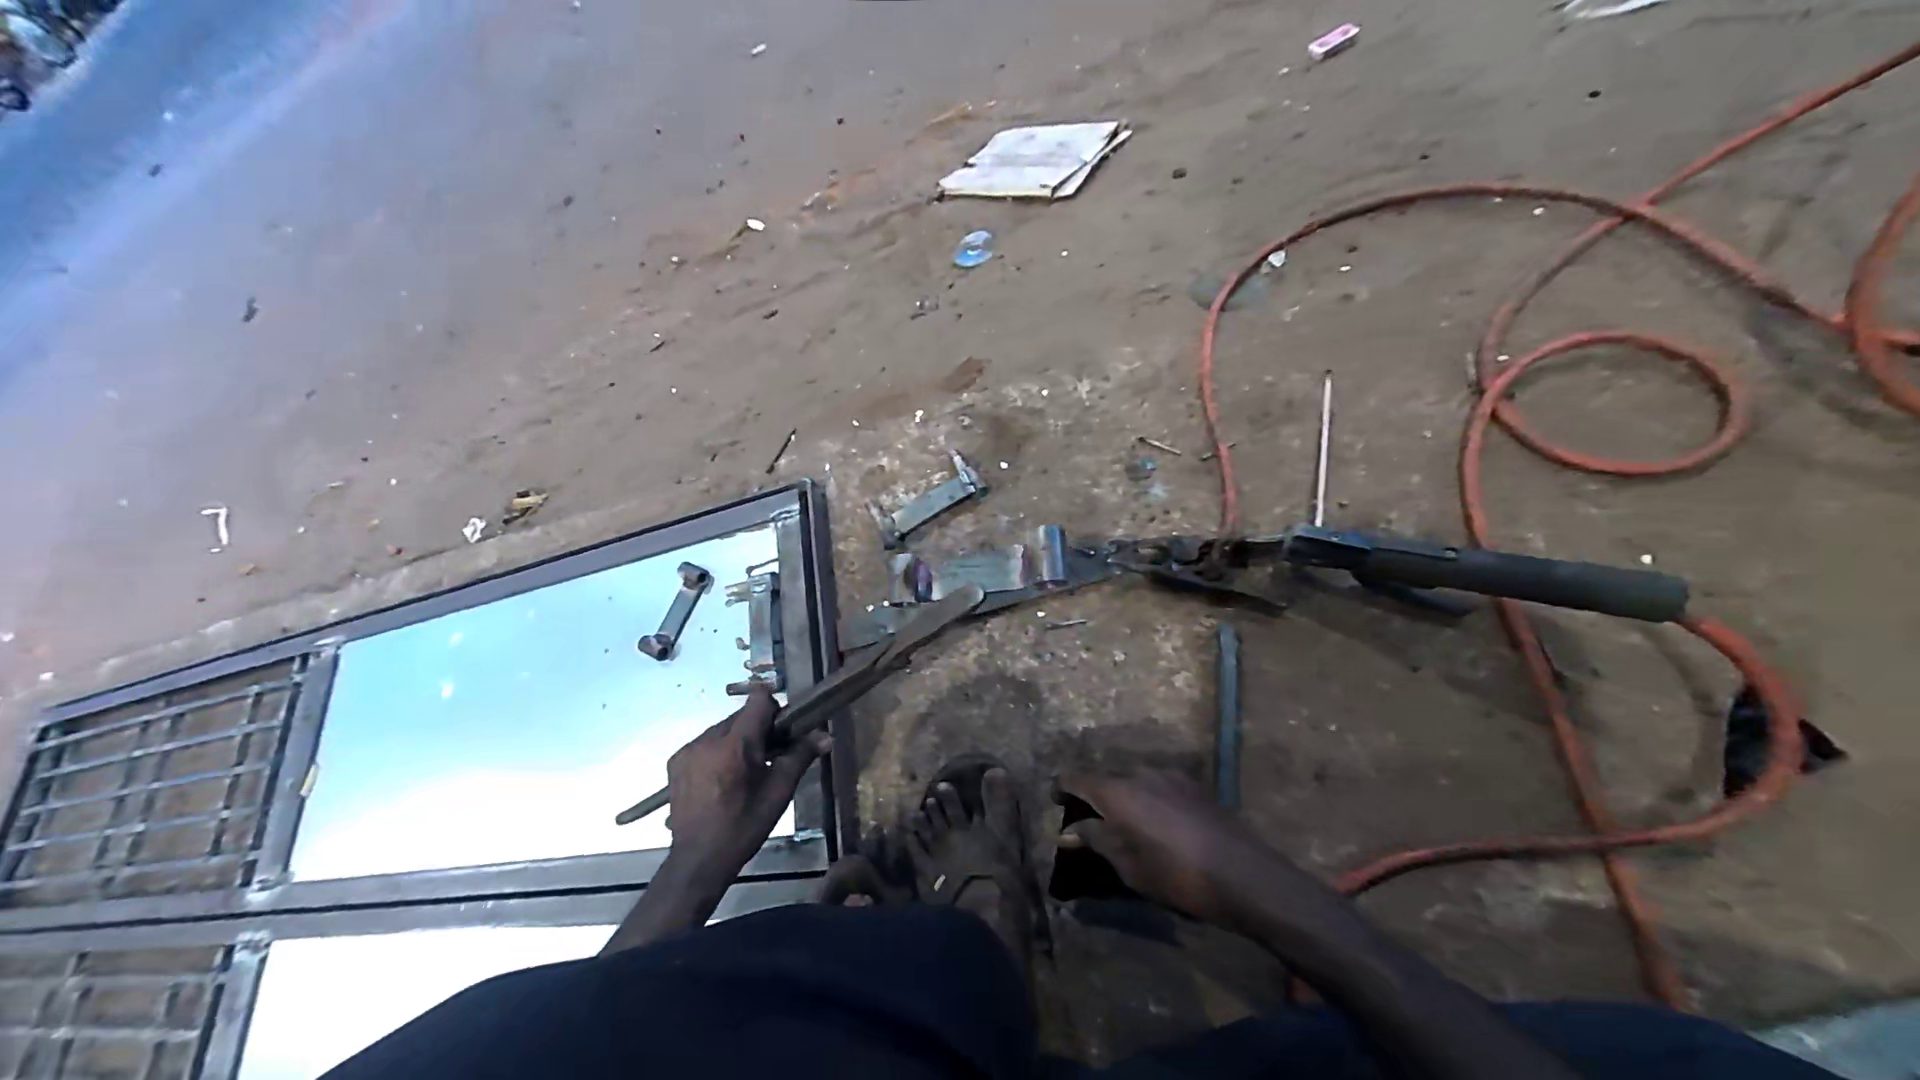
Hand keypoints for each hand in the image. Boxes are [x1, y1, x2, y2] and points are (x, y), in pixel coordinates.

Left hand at [662, 684, 830, 877]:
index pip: (758, 701)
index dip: (774, 710)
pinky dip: (716, 752)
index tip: (782, 731)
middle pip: (740, 717)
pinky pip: (703, 744)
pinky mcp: (675, 762)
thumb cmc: (744, 826)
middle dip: (756, 730)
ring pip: (722, 730)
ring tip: (742, 771)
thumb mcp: (779, 792)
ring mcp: (688, 750)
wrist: (698, 860)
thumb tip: (826, 736)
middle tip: (768, 757)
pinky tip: (721, 778)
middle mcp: (708, 740)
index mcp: (736, 745)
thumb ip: (801, 756)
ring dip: (736, 741)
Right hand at [1056, 770, 1316, 929]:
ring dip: (1124, 799)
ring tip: (1127, 828)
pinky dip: (1148, 800)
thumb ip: (1096, 841)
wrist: (1246, 875)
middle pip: (1106, 779)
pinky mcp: (1193, 786)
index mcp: (1118, 792)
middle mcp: (1140, 773)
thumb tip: (1067, 832)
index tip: (1056, 804)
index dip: (1061, 788)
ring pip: (1134, 782)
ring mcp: (1170, 776)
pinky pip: (1157, 786)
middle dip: (1094, 798)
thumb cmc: (1178, 876)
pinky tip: (1159, 827)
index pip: (1076, 778)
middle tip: (1092, 826)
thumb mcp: (1129, 867)